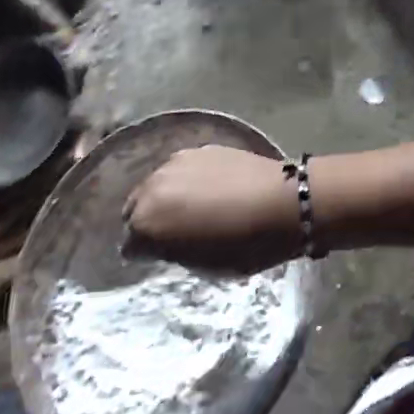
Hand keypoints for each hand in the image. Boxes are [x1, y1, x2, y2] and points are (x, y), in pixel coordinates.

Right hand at [124, 144, 297, 273]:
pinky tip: (207, 189)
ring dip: (165, 197)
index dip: (146, 254)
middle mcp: (153, 186)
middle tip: (172, 233)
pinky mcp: (200, 148)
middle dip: (148, 221)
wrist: (283, 202)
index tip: (162, 257)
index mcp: (147, 222)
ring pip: (155, 184)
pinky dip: (186, 180)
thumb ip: (173, 251)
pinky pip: (181, 169)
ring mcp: (176, 162)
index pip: (130, 244)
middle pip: (135, 208)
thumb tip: (167, 242)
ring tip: (189, 208)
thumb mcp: (201, 264)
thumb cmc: (244, 245)